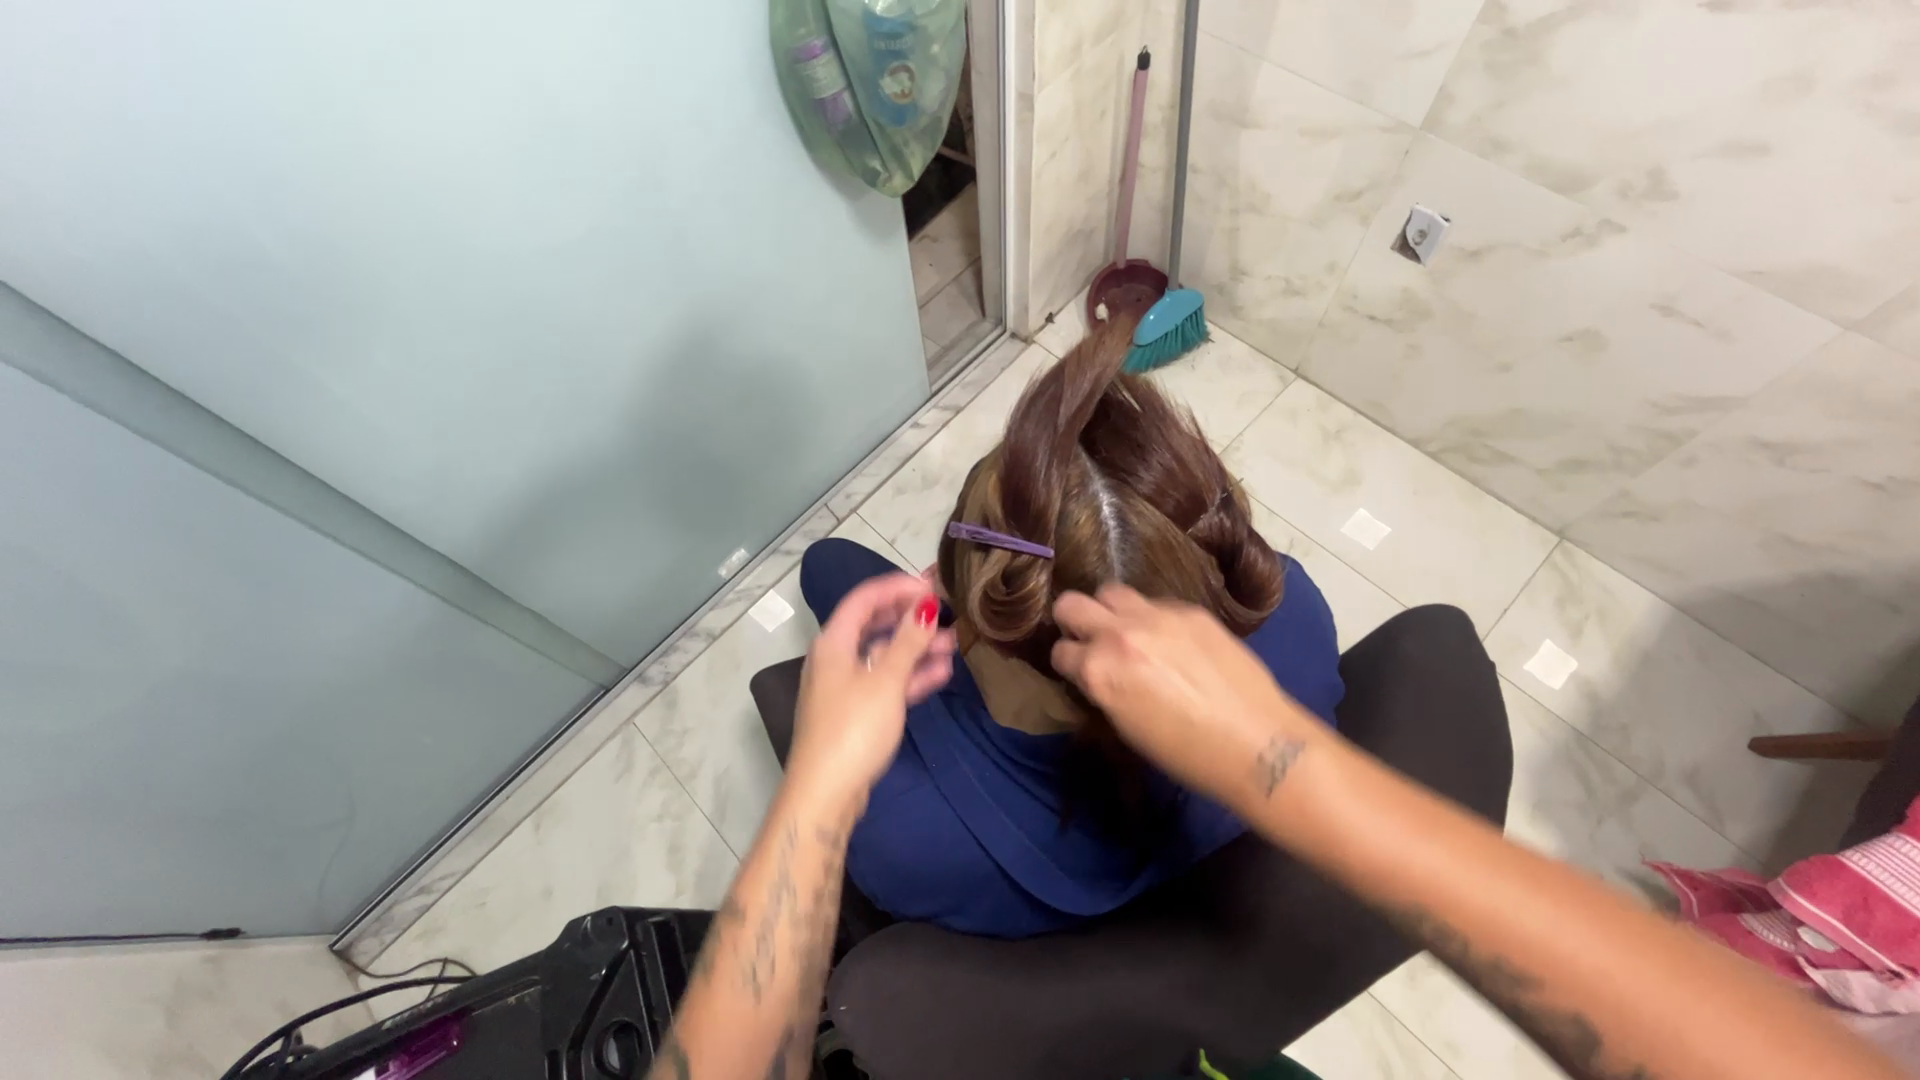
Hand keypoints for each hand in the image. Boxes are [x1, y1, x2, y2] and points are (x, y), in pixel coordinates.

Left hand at [786, 574, 955, 813]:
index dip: (899, 587)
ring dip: (916, 649)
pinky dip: (909, 676)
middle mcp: (835, 658)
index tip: (934, 587)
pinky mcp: (856, 712)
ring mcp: (844, 687)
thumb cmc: (853, 728)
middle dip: (911, 619)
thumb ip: (908, 641)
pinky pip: (885, 683)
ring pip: (883, 655)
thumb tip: (926, 606)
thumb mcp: (886, 680)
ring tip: (954, 646)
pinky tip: (940, 674)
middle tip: (947, 615)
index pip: (865, 598)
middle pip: (875, 625)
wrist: (825, 793)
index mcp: (834, 642)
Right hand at [1050, 584, 1330, 810]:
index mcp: (1100, 670)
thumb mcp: (1127, 727)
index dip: (1067, 664)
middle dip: (1072, 621)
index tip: (1077, 671)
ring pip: (1111, 592)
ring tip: (1128, 633)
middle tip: (1088, 639)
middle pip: (1071, 603)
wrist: (1258, 743)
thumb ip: (1104, 690)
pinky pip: (1155, 604)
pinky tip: (1173, 644)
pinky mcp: (1190, 610)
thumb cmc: (1187, 753)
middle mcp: (1119, 634)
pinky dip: (1152, 619)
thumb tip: (1097, 676)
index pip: (1060, 652)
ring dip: (1110, 612)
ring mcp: (1156, 617)